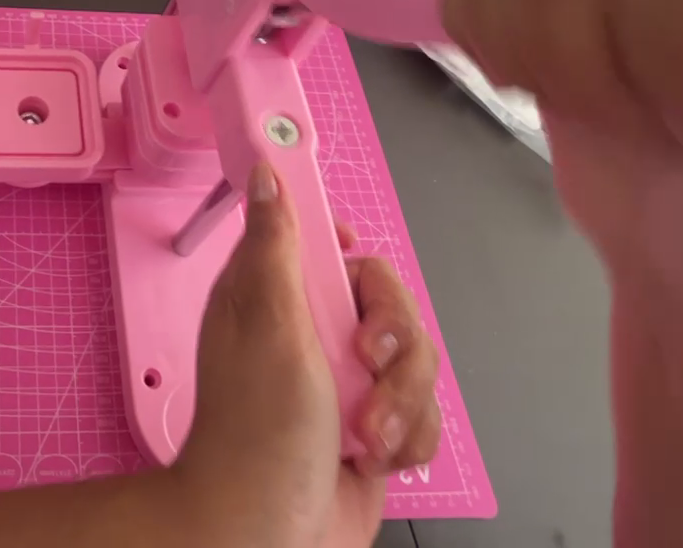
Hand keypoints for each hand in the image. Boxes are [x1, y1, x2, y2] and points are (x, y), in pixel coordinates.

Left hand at [172, 164, 440, 547]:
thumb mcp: (269, 321)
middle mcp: (308, 328)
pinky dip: (407, 435)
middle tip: (368, 362)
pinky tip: (375, 456)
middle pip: (385, 298)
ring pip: (413, 356)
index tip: (356, 264)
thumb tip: (265, 171)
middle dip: (392, 337)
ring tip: (366, 432)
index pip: (320, 241)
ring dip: (400, 399)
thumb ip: (275, 243)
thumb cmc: (261, 424)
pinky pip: (421, 409)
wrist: (268, 532)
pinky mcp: (374, 423)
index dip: (346, 246)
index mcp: (272, 292)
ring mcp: (344, 377)